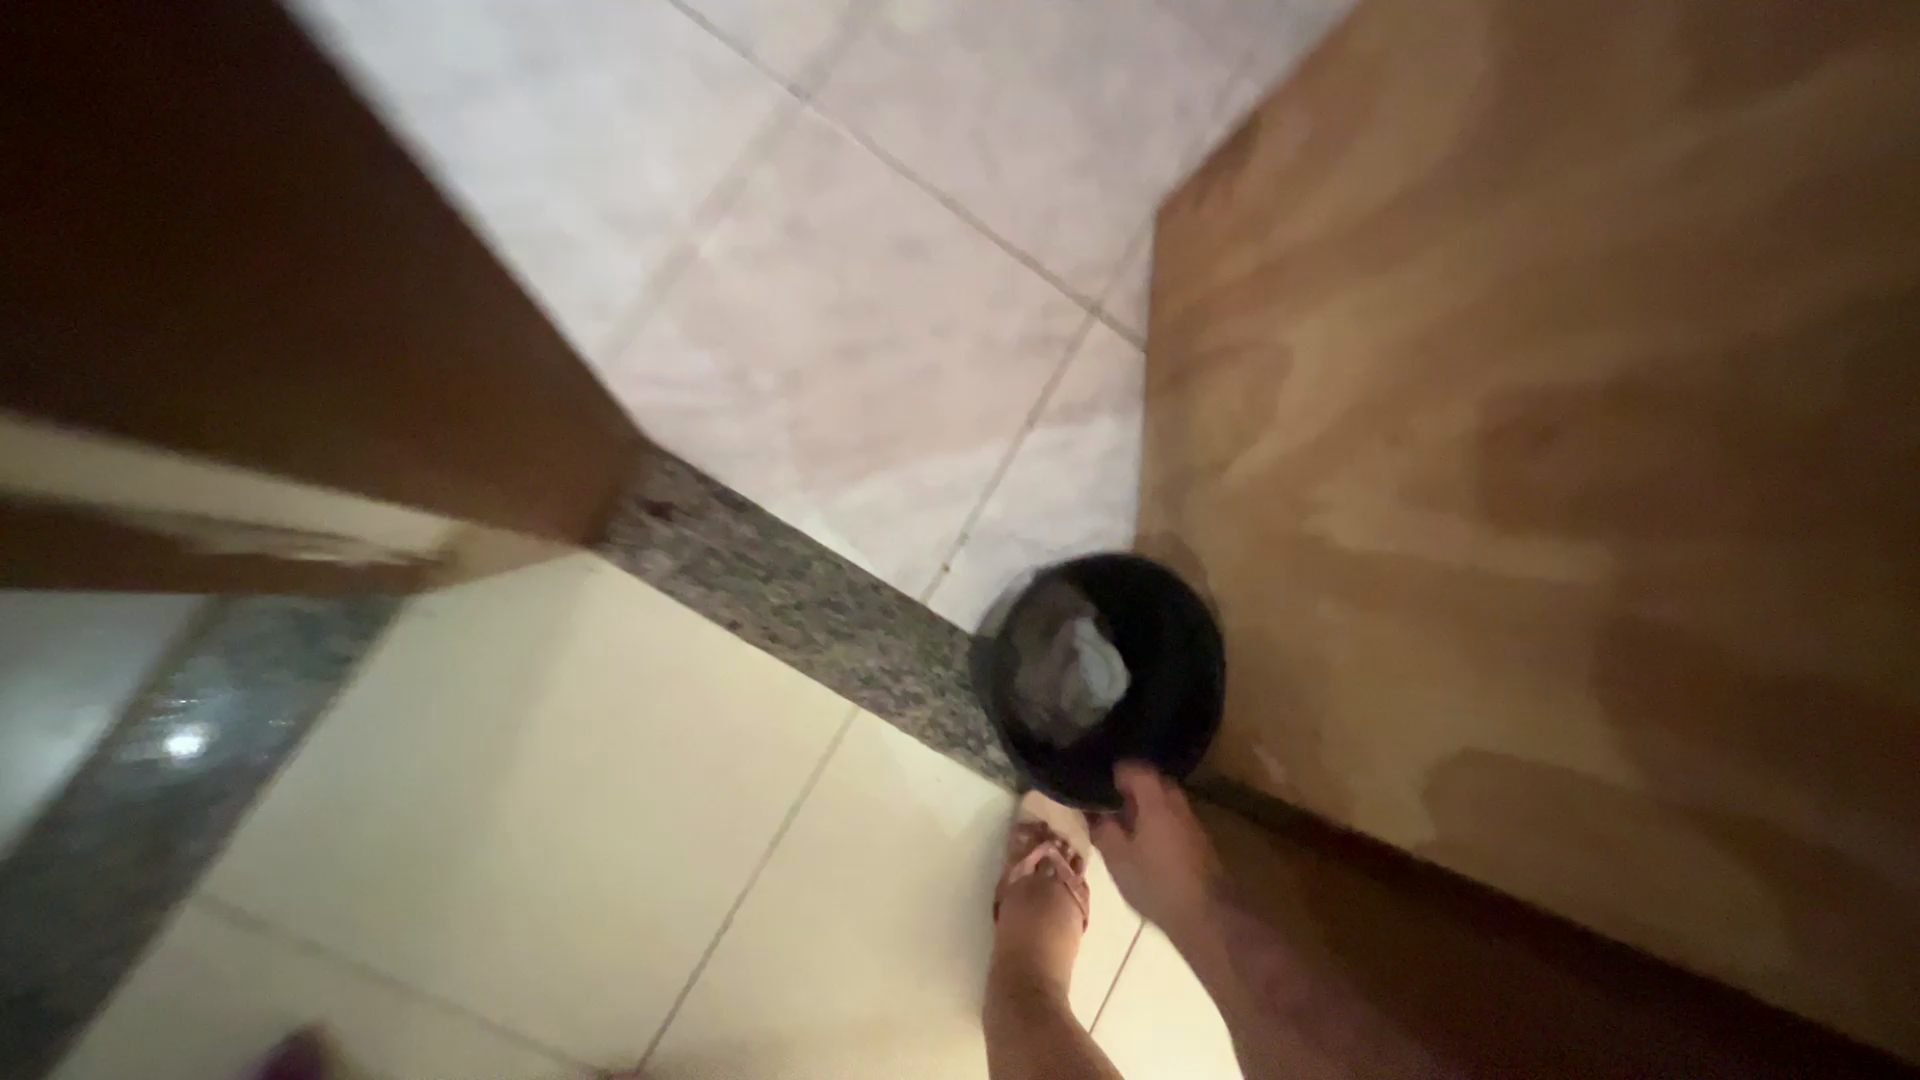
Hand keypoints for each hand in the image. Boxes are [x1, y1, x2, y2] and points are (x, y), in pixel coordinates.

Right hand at [1090, 762, 1225, 931]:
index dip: (1119, 771)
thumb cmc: (1156, 884)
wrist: (1208, 917)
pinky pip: (1176, 820)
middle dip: (1135, 787)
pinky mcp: (1201, 844)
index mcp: (1156, 803)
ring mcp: (1193, 824)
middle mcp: (1178, 806)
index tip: (1103, 781)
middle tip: (1114, 800)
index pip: (1138, 770)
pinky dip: (1161, 822)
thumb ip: (1103, 829)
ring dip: (1150, 805)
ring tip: (1128, 823)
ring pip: (1169, 802)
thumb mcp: (1118, 859)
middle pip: (1157, 783)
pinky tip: (1149, 843)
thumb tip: (1093, 811)